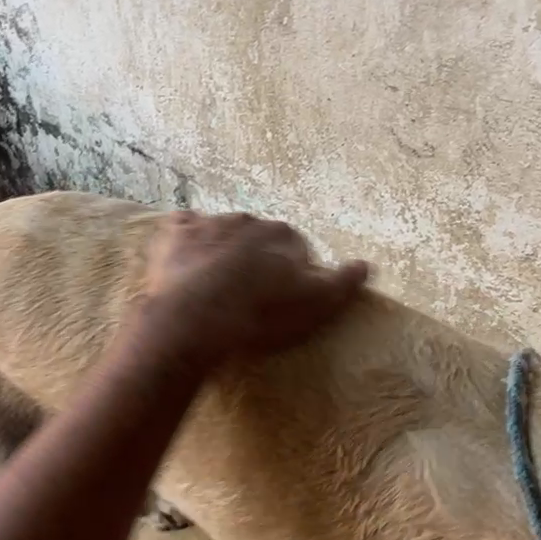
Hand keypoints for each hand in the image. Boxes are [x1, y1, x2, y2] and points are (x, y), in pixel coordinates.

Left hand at [134, 211, 369, 366]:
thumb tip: (365, 265)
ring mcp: (209, 224)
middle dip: (255, 257)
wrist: (196, 319)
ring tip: (214, 284)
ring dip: (221, 250)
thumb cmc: (261, 315)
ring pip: (220, 232)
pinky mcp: (175, 234)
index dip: (289, 271)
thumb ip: (342, 283)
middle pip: (257, 237)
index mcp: (283, 235)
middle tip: (248, 292)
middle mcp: (248, 220)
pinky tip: (184, 260)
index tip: (282, 295)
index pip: (295, 246)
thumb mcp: (315, 306)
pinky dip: (185, 240)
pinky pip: (182, 227)